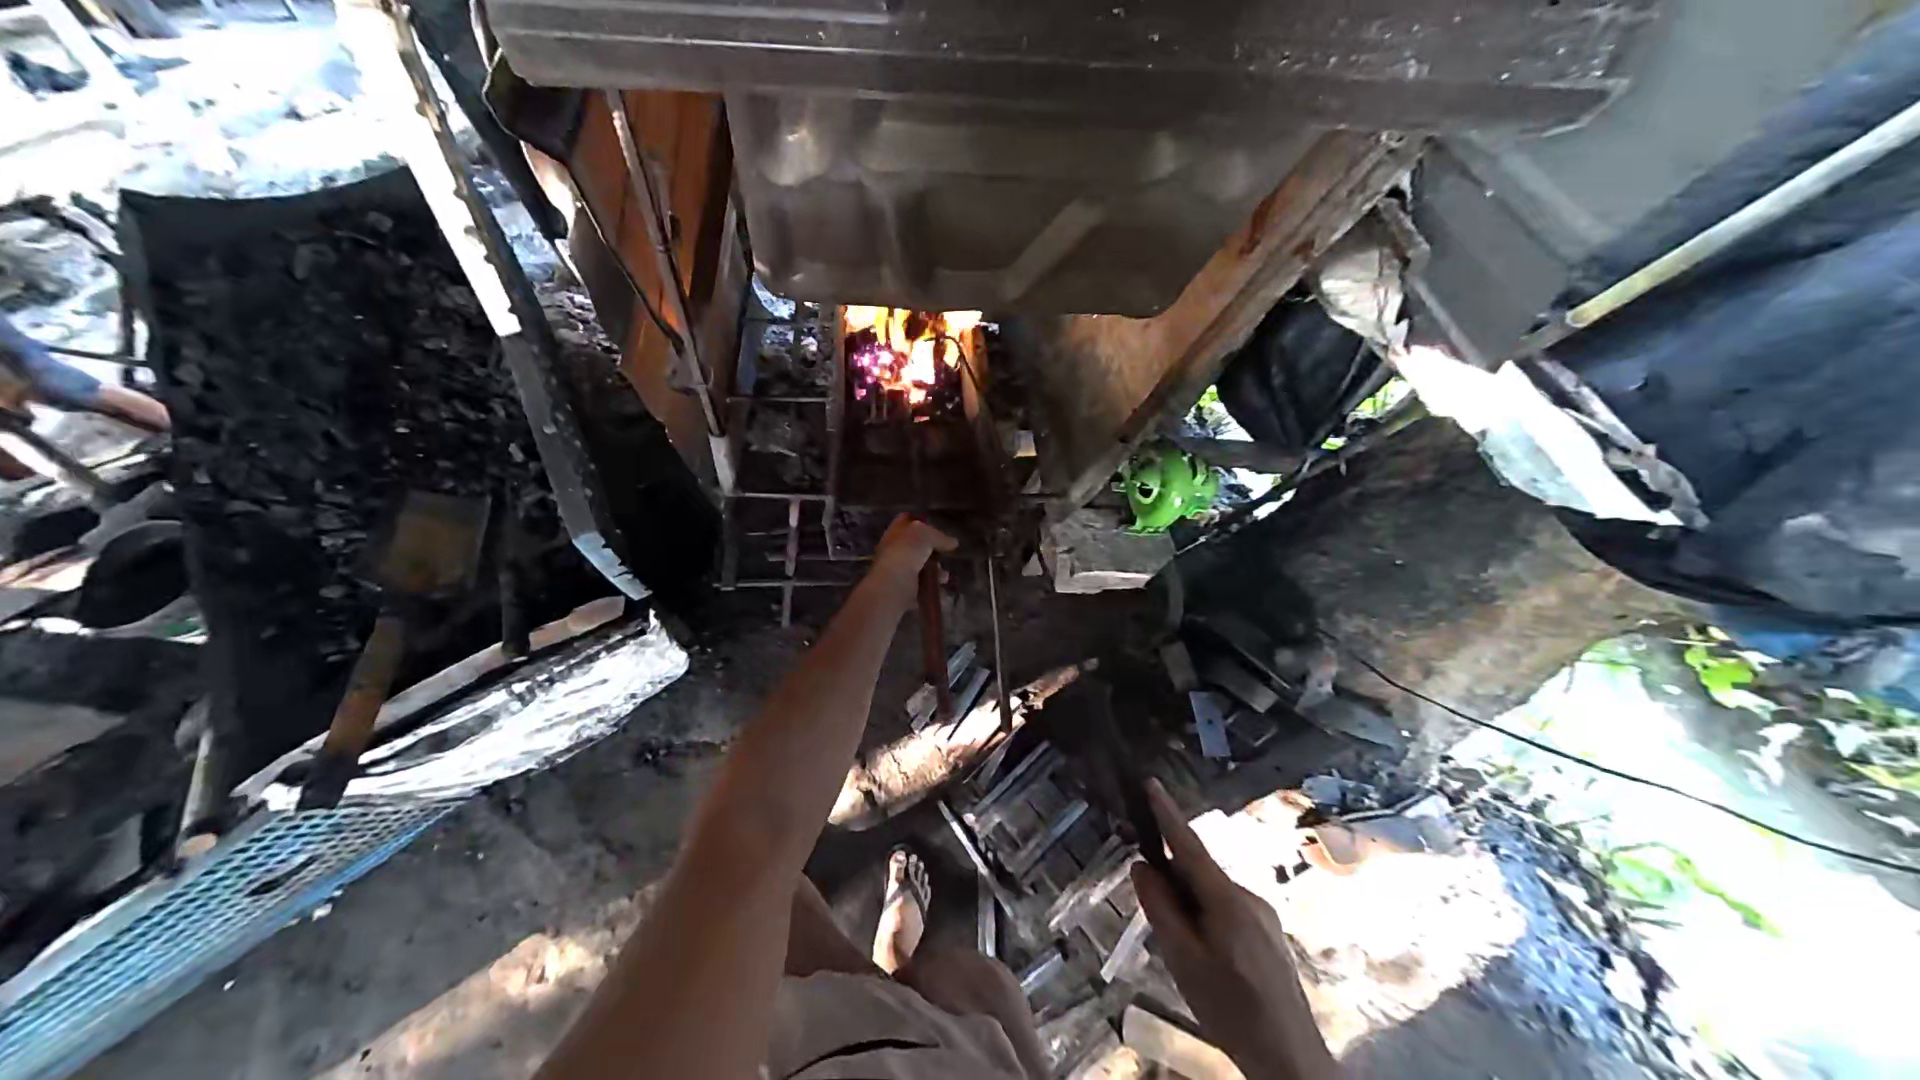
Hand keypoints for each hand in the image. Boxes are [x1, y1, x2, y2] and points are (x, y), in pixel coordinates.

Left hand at [872, 514, 957, 588]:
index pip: (906, 522)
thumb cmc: (906, 552)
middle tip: (946, 554)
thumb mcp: (925, 535)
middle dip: (933, 552)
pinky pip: (924, 588)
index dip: (921, 523)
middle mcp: (895, 552)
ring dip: (936, 572)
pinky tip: (943, 589)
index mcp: (895, 534)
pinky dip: (934, 589)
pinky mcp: (906, 592)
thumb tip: (953, 542)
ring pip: (921, 569)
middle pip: (917, 548)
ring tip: (945, 576)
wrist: (894, 586)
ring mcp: (899, 573)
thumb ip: (939, 537)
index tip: (937, 527)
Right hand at [1132, 780, 1338, 1079]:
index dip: (1168, 814)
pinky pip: (1228, 910)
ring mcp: (1263, 915)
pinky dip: (1207, 918)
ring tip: (1182, 949)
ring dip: (1190, 905)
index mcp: (1226, 900)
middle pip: (1199, 872)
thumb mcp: (1183, 961)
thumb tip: (1141, 866)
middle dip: (1172, 878)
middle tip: (1153, 908)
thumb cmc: (1231, 1010)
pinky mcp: (1269, 934)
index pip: (1189, 846)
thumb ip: (1161, 910)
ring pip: (1213, 894)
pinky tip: (1206, 957)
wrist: (1291, 1059)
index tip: (1151, 783)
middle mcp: (1248, 897)